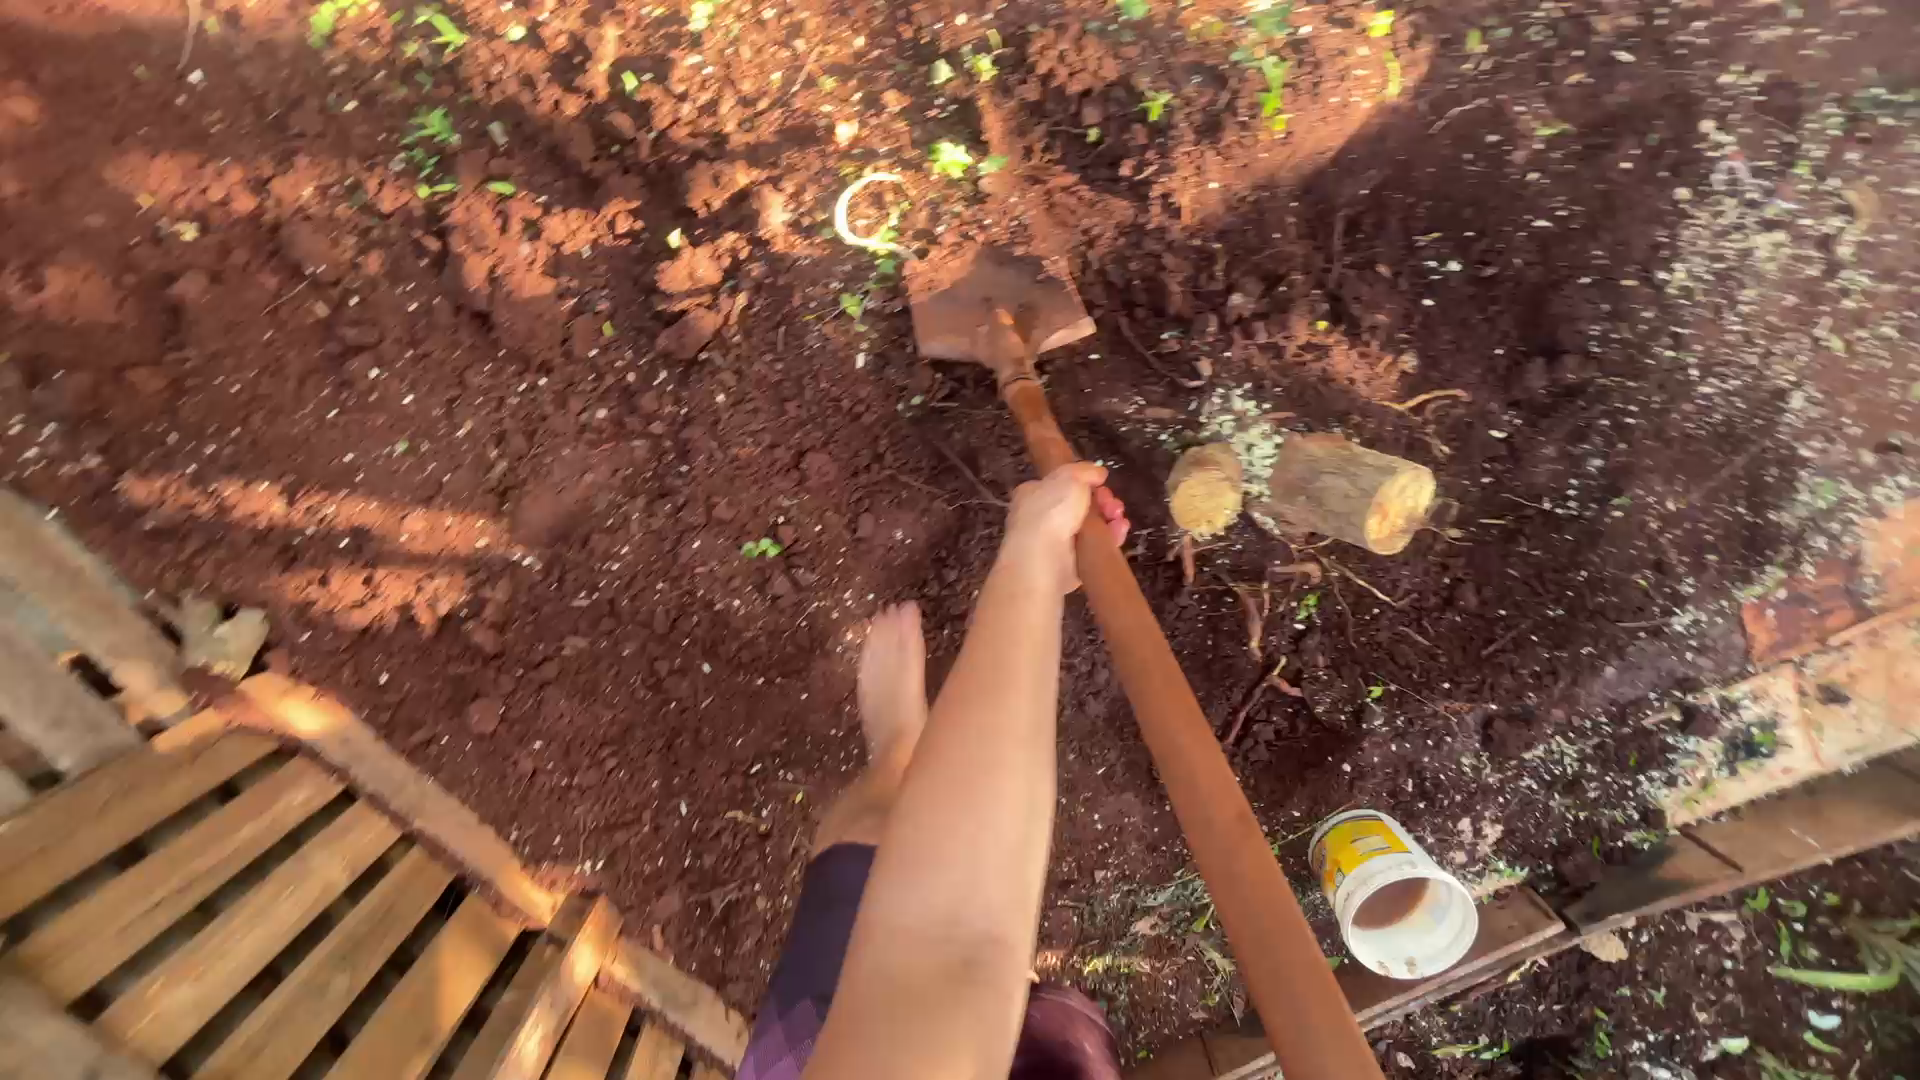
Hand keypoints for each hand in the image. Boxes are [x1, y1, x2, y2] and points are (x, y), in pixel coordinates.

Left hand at [1000, 462, 1130, 592]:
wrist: (1043, 558)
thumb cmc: (1050, 511)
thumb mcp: (1068, 477)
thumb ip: (1084, 470)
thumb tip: (1097, 472)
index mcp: (1032, 495)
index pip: (1059, 485)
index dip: (1083, 483)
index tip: (1100, 482)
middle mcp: (1041, 519)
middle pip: (1079, 506)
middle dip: (1102, 501)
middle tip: (1112, 502)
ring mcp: (1055, 544)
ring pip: (1089, 527)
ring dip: (1109, 518)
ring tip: (1118, 516)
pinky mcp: (1070, 565)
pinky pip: (1094, 547)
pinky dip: (1109, 537)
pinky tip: (1120, 530)